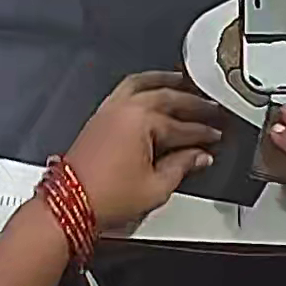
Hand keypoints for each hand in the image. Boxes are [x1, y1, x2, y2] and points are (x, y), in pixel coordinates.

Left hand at [65, 72, 223, 229]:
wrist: (70, 203)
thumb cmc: (105, 196)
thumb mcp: (156, 187)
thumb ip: (182, 166)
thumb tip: (199, 157)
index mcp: (142, 122)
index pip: (182, 126)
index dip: (204, 133)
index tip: (216, 137)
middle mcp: (125, 109)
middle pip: (167, 98)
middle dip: (193, 104)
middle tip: (211, 108)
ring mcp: (110, 110)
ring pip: (143, 84)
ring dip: (165, 82)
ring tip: (182, 82)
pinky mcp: (99, 117)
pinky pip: (124, 90)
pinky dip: (141, 85)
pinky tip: (149, 90)